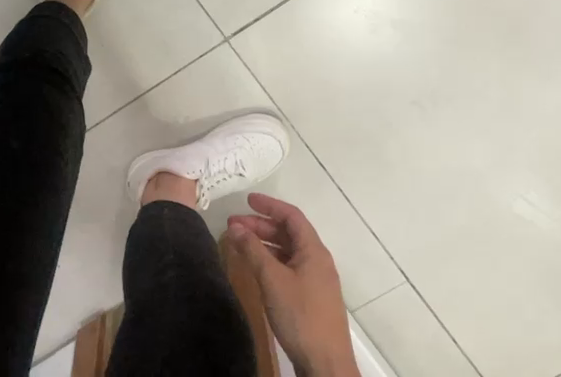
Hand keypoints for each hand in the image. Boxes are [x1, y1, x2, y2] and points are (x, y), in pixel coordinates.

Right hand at [227, 193, 358, 376]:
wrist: (326, 364)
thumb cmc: (300, 316)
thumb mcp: (272, 279)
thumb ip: (253, 250)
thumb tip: (235, 226)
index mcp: (314, 251)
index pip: (292, 216)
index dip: (269, 205)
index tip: (247, 200)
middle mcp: (318, 261)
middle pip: (289, 233)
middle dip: (261, 226)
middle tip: (234, 226)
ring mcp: (316, 281)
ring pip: (288, 252)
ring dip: (265, 244)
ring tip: (240, 244)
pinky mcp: (312, 298)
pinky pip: (289, 268)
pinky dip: (271, 261)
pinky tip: (256, 269)